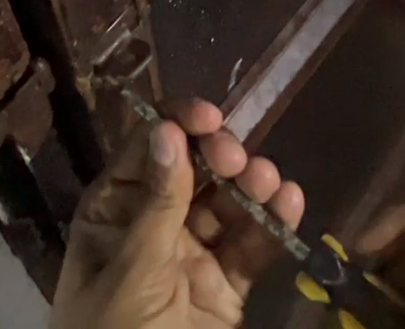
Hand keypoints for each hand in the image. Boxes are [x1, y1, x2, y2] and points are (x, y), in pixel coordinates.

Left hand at [50, 99, 304, 328]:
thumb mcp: (130, 274)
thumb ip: (155, 204)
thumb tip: (167, 130)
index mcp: (113, 211)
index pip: (146, 149)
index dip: (177, 124)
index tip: (210, 116)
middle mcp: (152, 223)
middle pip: (191, 170)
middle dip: (218, 156)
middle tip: (238, 159)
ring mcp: (190, 254)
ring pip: (225, 204)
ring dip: (250, 186)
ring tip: (271, 181)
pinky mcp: (224, 288)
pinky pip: (249, 247)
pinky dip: (270, 225)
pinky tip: (291, 204)